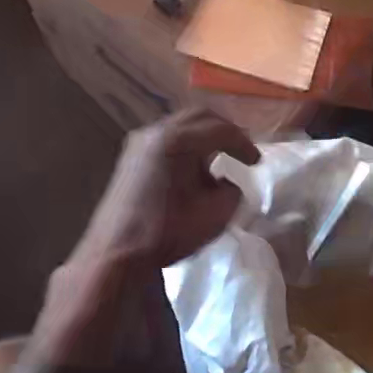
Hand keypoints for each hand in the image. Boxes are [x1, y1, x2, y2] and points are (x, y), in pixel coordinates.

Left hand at [71, 108, 260, 274]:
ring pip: (181, 126)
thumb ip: (232, 190)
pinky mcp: (130, 158)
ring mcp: (139, 143)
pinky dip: (186, 147)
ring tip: (220, 160)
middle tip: (241, 152)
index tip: (257, 163)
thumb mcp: (216, 214)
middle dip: (225, 132)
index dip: (244, 145)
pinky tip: (193, 170)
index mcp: (178, 140)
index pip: (221, 130)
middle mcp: (156, 132)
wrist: (116, 254)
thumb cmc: (168, 232)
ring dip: (204, 138)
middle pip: (200, 117)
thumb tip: (228, 183)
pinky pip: (166, 139)